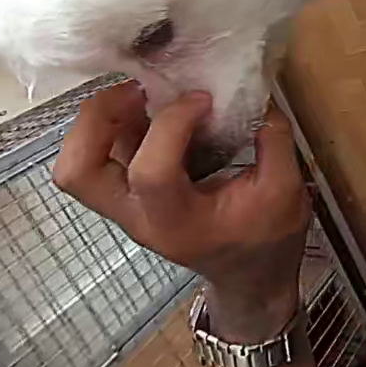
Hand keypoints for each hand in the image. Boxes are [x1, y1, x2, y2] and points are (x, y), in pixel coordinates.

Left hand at [54, 81, 309, 341]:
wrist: (251, 276)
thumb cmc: (268, 238)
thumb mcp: (286, 189)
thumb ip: (273, 139)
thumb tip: (255, 91)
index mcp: (178, 223)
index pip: (150, 173)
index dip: (173, 124)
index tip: (206, 99)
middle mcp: (138, 217)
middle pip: (79, 172)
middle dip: (99, 119)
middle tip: (140, 90)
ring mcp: (127, 207)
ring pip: (79, 162)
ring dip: (103, 118)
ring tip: (146, 92)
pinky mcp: (130, 194)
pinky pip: (103, 154)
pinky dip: (118, 123)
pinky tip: (156, 106)